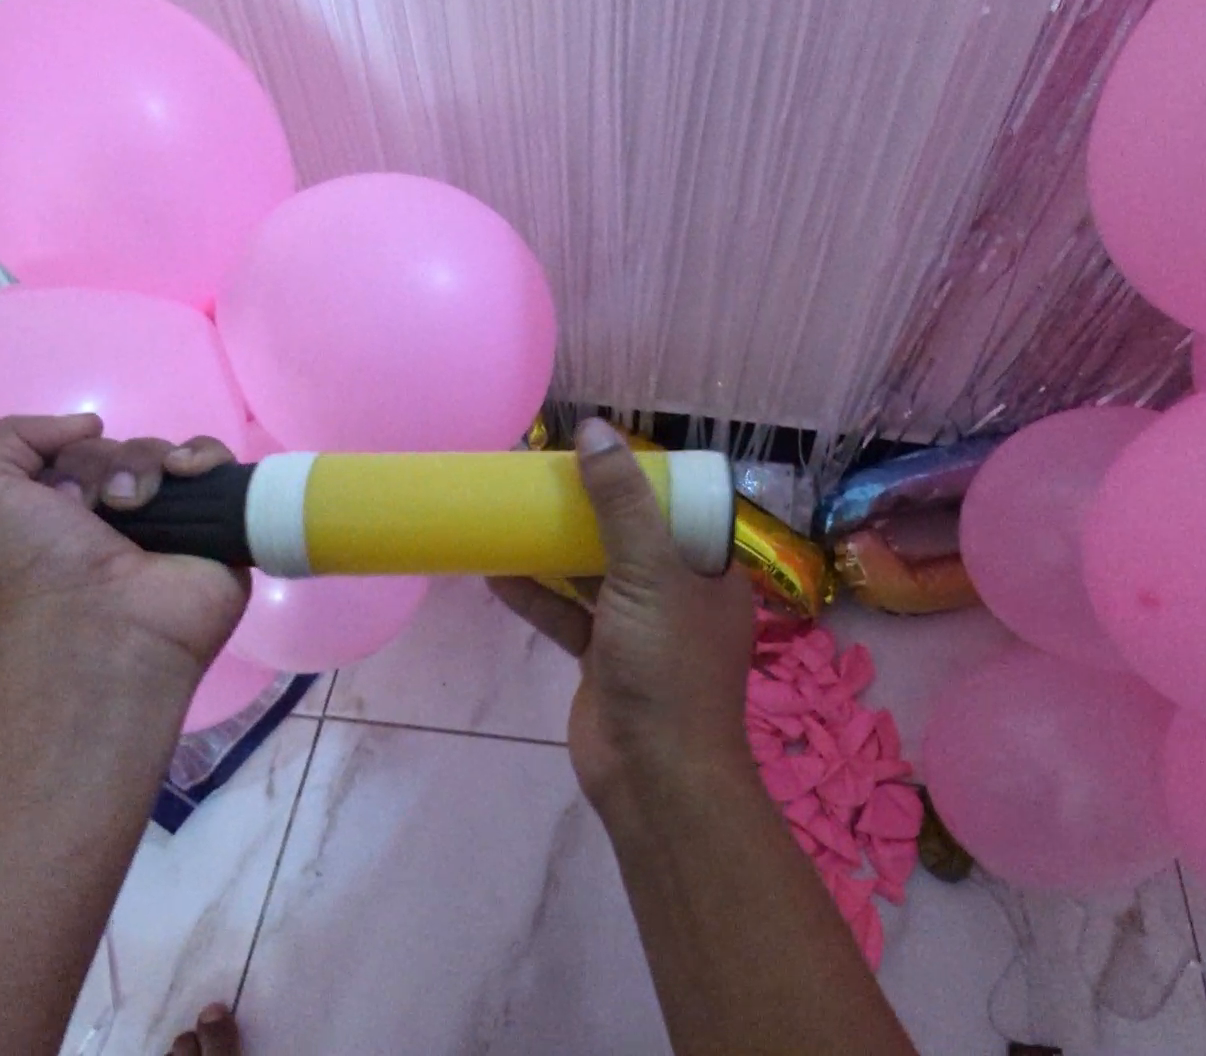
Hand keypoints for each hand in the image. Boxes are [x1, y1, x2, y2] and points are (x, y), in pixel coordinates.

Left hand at [0, 414, 249, 668]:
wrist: (102, 623)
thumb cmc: (32, 563)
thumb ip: (11, 435)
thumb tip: (92, 424)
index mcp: (69, 509)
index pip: (83, 450)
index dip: (68, 456)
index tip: (60, 495)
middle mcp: (125, 515)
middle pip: (128, 449)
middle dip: (109, 462)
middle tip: (104, 507)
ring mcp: (179, 521)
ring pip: (173, 455)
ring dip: (149, 463)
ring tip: (139, 503)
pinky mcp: (224, 527)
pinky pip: (225, 469)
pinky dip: (206, 457)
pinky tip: (188, 474)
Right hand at [489, 419, 756, 806]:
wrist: (656, 774)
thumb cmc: (666, 665)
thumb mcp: (649, 573)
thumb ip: (621, 504)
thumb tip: (595, 430)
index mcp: (709, 570)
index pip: (677, 508)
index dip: (637, 478)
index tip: (594, 453)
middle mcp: (678, 594)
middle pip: (630, 537)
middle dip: (587, 509)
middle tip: (541, 477)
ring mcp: (639, 628)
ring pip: (594, 575)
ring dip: (555, 550)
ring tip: (511, 514)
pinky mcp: (603, 659)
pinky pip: (568, 616)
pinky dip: (537, 597)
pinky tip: (496, 574)